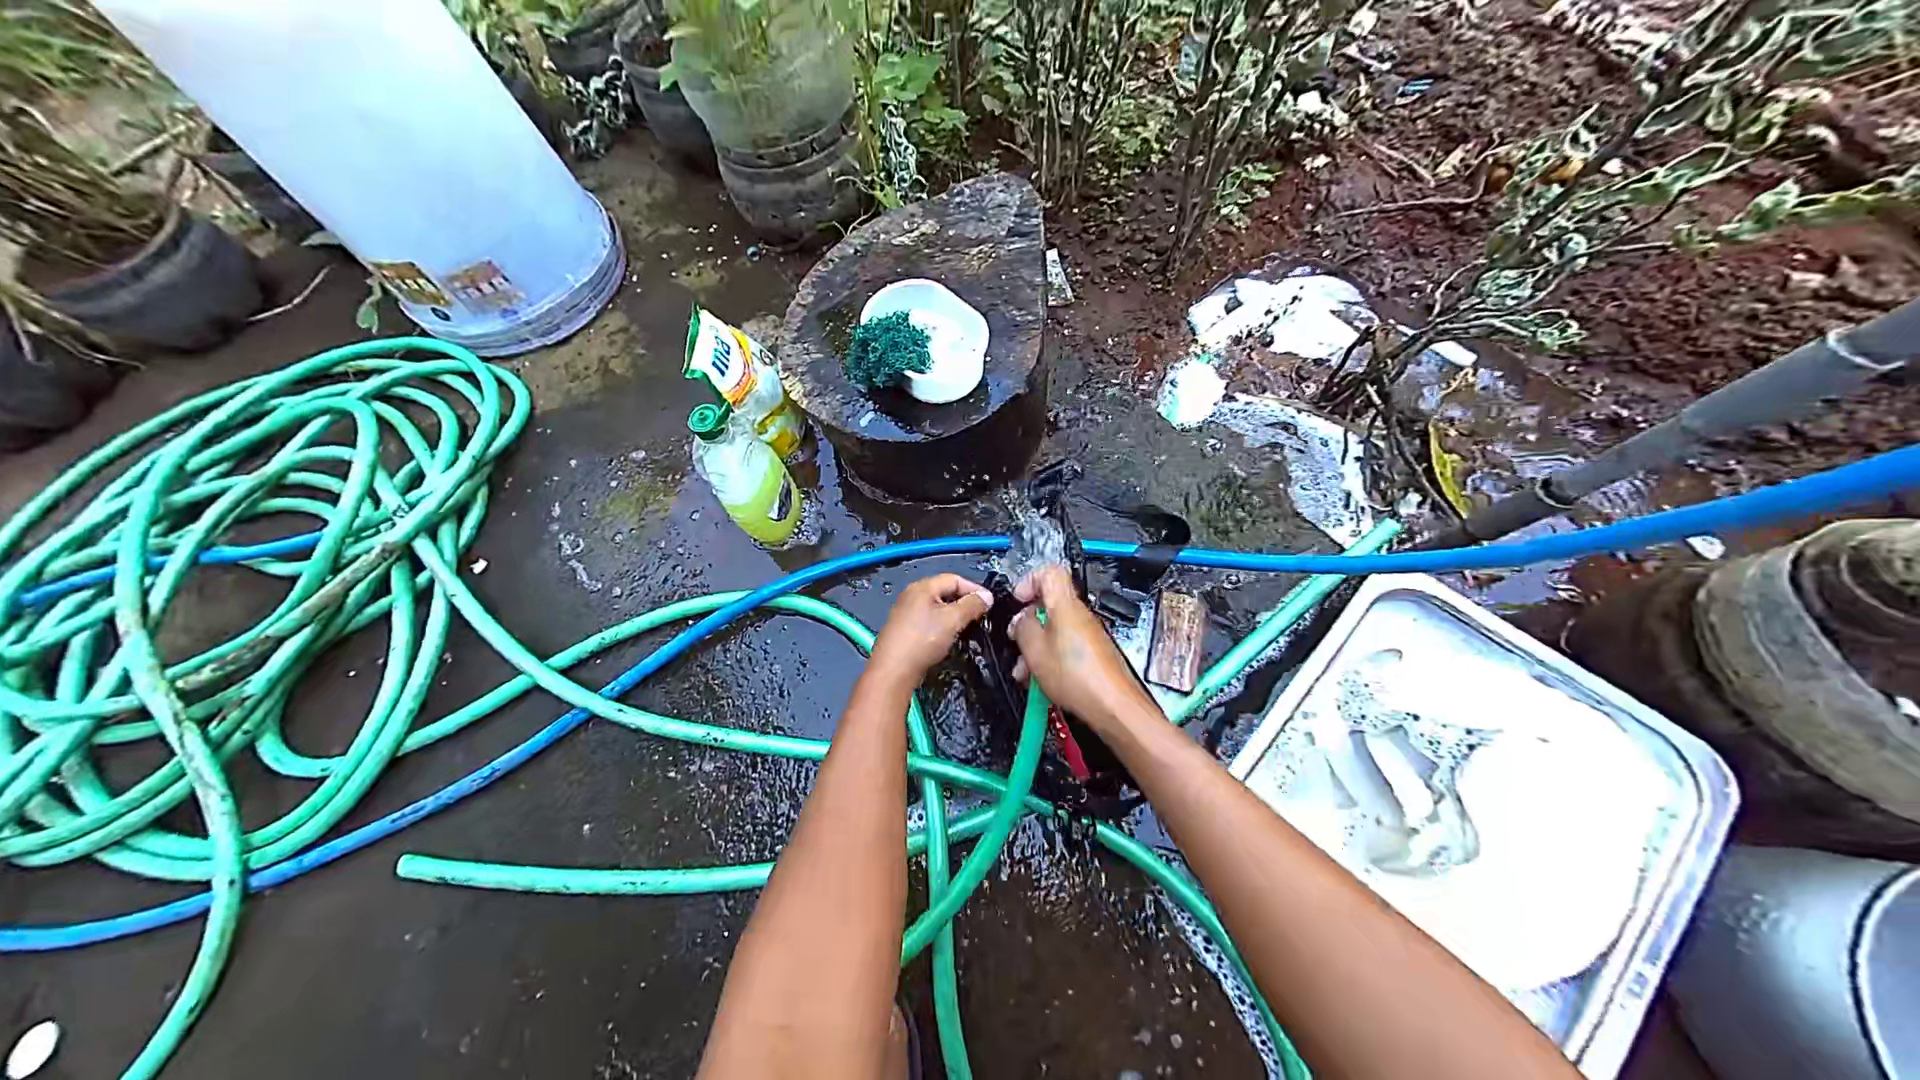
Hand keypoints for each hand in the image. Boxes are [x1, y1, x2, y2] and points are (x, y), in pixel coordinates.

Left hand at [867, 573, 993, 683]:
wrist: (893, 671)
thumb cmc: (923, 640)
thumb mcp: (953, 620)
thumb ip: (972, 605)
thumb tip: (987, 596)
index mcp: (922, 587)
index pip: (954, 579)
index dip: (974, 588)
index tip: (989, 603)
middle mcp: (911, 595)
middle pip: (944, 592)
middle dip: (964, 602)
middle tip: (980, 615)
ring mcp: (905, 613)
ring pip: (936, 608)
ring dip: (953, 615)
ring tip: (967, 628)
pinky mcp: (903, 630)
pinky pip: (928, 620)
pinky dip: (941, 625)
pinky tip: (947, 638)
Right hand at [1009, 564, 1160, 733]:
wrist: (1113, 707)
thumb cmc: (1080, 679)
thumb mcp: (1035, 650)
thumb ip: (1022, 627)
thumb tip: (1020, 620)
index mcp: (1066, 606)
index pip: (1049, 572)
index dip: (1029, 581)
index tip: (1018, 601)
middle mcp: (1080, 616)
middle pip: (1048, 606)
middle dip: (1027, 624)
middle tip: (1018, 641)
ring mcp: (1087, 635)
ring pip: (1053, 630)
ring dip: (1035, 648)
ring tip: (1025, 672)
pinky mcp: (1091, 654)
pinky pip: (1064, 648)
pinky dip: (1049, 660)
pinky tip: (1040, 681)